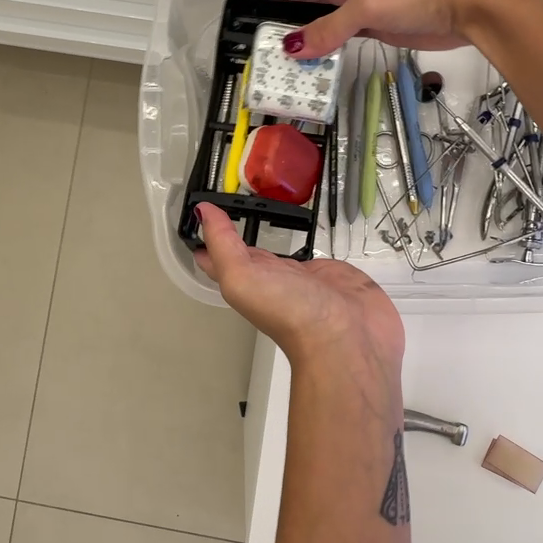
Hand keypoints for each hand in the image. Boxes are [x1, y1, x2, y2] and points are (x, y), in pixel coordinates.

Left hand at [192, 203, 403, 372]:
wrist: (347, 340)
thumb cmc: (290, 313)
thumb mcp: (243, 278)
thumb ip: (223, 244)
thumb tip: (203, 211)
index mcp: (244, 280)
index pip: (217, 254)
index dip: (205, 233)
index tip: (194, 206)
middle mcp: (269, 278)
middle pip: (244, 251)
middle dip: (232, 231)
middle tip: (223, 203)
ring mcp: (300, 278)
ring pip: (277, 250)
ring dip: (266, 233)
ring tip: (257, 209)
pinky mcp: (329, 274)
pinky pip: (312, 251)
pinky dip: (307, 239)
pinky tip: (305, 227)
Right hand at [265, 0, 542, 59]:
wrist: (467, 5)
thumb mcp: (366, 8)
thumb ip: (329, 28)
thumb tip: (292, 47)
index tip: (254, 14)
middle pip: (312, 9)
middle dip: (290, 26)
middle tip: (265, 52)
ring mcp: (367, 14)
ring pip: (329, 29)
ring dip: (310, 44)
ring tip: (286, 66)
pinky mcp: (382, 32)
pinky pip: (347, 42)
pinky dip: (332, 53)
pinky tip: (321, 66)